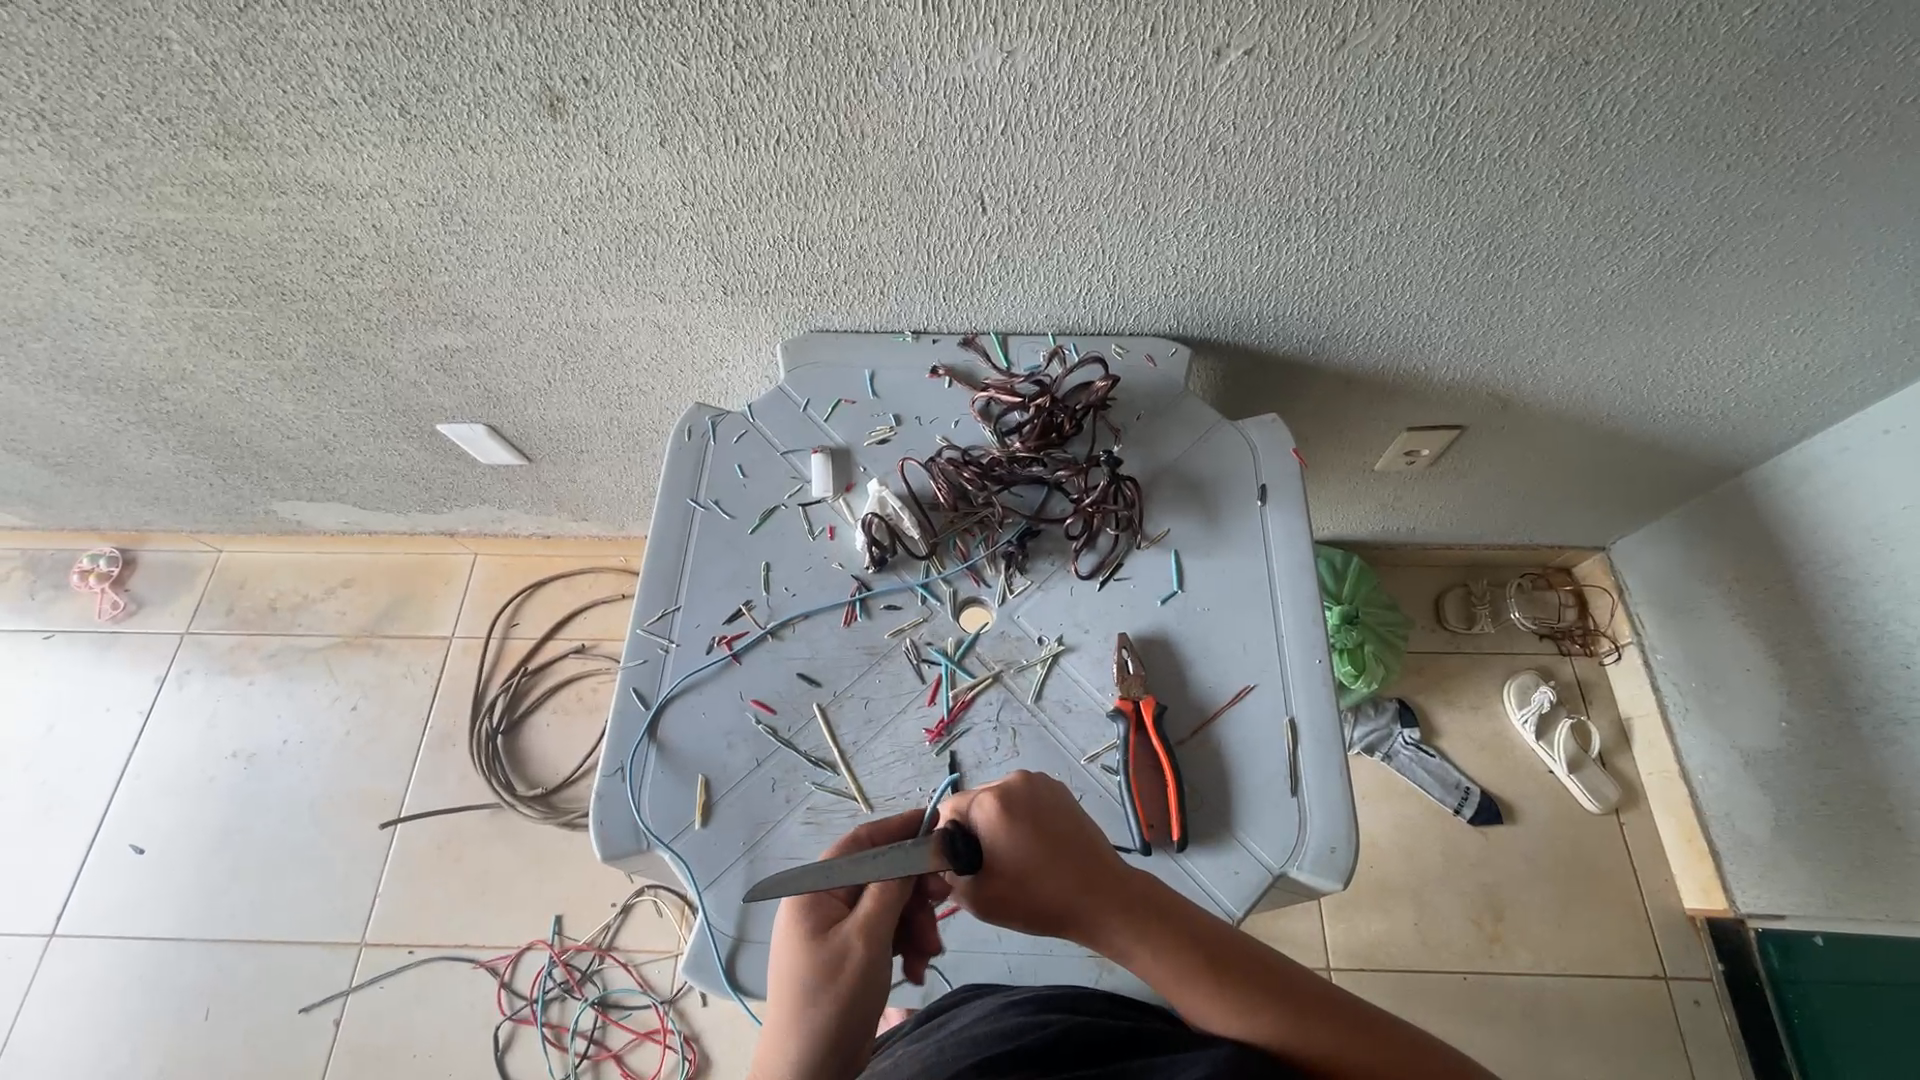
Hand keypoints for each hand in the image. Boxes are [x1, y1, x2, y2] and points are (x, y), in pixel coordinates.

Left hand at [750, 809, 947, 1079]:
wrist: (808, 1073)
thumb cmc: (832, 1000)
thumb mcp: (867, 939)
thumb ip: (891, 888)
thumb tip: (914, 847)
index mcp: (814, 889)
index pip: (862, 842)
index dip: (900, 828)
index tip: (937, 822)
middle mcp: (822, 902)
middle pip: (880, 875)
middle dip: (914, 890)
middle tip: (944, 901)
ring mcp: (835, 930)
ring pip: (887, 905)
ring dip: (914, 924)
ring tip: (929, 954)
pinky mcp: (848, 954)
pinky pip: (883, 932)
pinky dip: (903, 944)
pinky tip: (917, 968)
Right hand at [935, 770, 1139, 945]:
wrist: (1102, 897)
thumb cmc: (1038, 899)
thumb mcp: (979, 898)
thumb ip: (946, 875)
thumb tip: (940, 862)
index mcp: (991, 800)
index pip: (948, 810)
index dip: (946, 840)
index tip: (961, 866)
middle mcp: (1014, 779)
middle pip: (974, 802)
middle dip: (973, 830)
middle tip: (989, 867)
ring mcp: (1041, 782)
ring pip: (1000, 800)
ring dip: (997, 823)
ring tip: (1015, 858)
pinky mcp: (1060, 791)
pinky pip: (1024, 800)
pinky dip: (1021, 818)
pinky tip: (1035, 847)